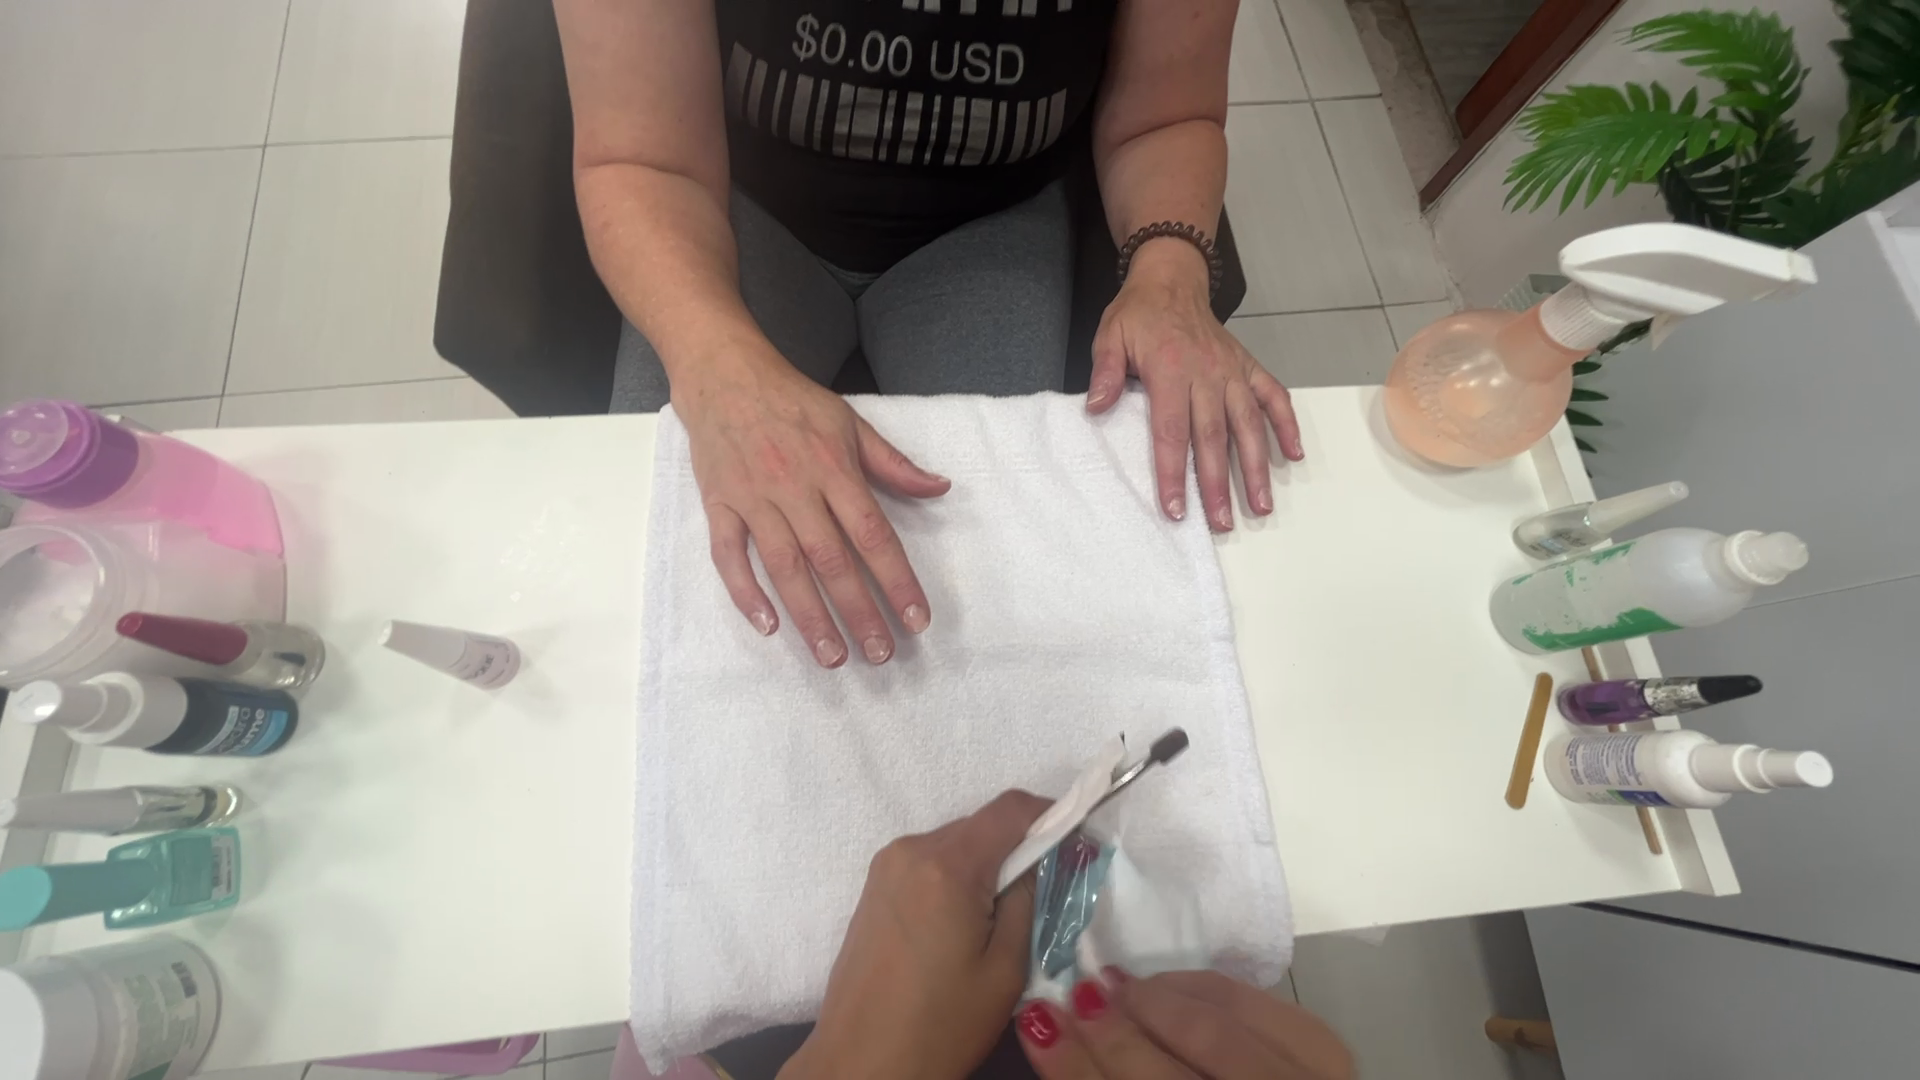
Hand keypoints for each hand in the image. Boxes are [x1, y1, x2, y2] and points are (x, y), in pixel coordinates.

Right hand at [675, 349, 949, 666]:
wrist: (724, 373)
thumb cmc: (794, 401)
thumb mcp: (852, 423)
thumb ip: (894, 464)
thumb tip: (941, 488)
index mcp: (834, 469)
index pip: (873, 534)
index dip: (896, 580)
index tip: (916, 619)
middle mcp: (795, 488)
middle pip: (832, 561)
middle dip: (859, 612)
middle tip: (879, 655)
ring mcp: (753, 498)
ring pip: (784, 567)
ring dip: (809, 616)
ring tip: (832, 656)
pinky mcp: (718, 504)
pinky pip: (728, 555)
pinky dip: (744, 592)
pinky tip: (768, 627)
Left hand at [779, 791, 1048, 1079]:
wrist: (858, 1064)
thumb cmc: (939, 1026)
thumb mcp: (1006, 969)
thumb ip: (1028, 898)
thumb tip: (1043, 856)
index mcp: (947, 865)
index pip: (1009, 808)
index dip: (1048, 814)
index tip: (1074, 837)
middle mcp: (913, 848)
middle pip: (981, 824)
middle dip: (1018, 846)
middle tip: (1044, 887)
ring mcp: (888, 862)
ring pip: (956, 841)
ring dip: (985, 862)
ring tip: (999, 915)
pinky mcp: (875, 881)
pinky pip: (931, 859)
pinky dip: (956, 874)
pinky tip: (962, 920)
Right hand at [1017, 970, 1353, 1079]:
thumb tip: (1051, 1029)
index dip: (1078, 1070)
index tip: (1036, 1020)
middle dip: (1117, 1036)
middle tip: (1074, 996)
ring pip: (1226, 1037)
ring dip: (1164, 1005)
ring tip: (1118, 985)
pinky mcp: (1334, 1063)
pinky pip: (1268, 1012)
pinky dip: (1212, 990)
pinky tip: (1174, 985)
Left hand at [1088, 239, 1304, 531]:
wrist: (1171, 279)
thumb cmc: (1137, 315)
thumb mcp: (1109, 338)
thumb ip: (1104, 375)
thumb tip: (1095, 409)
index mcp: (1170, 371)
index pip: (1171, 433)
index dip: (1173, 474)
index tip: (1176, 509)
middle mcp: (1207, 374)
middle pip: (1213, 438)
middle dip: (1217, 485)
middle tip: (1221, 524)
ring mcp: (1232, 371)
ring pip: (1247, 425)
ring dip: (1255, 468)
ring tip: (1260, 505)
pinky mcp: (1248, 366)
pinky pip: (1274, 396)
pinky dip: (1286, 424)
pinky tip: (1293, 455)